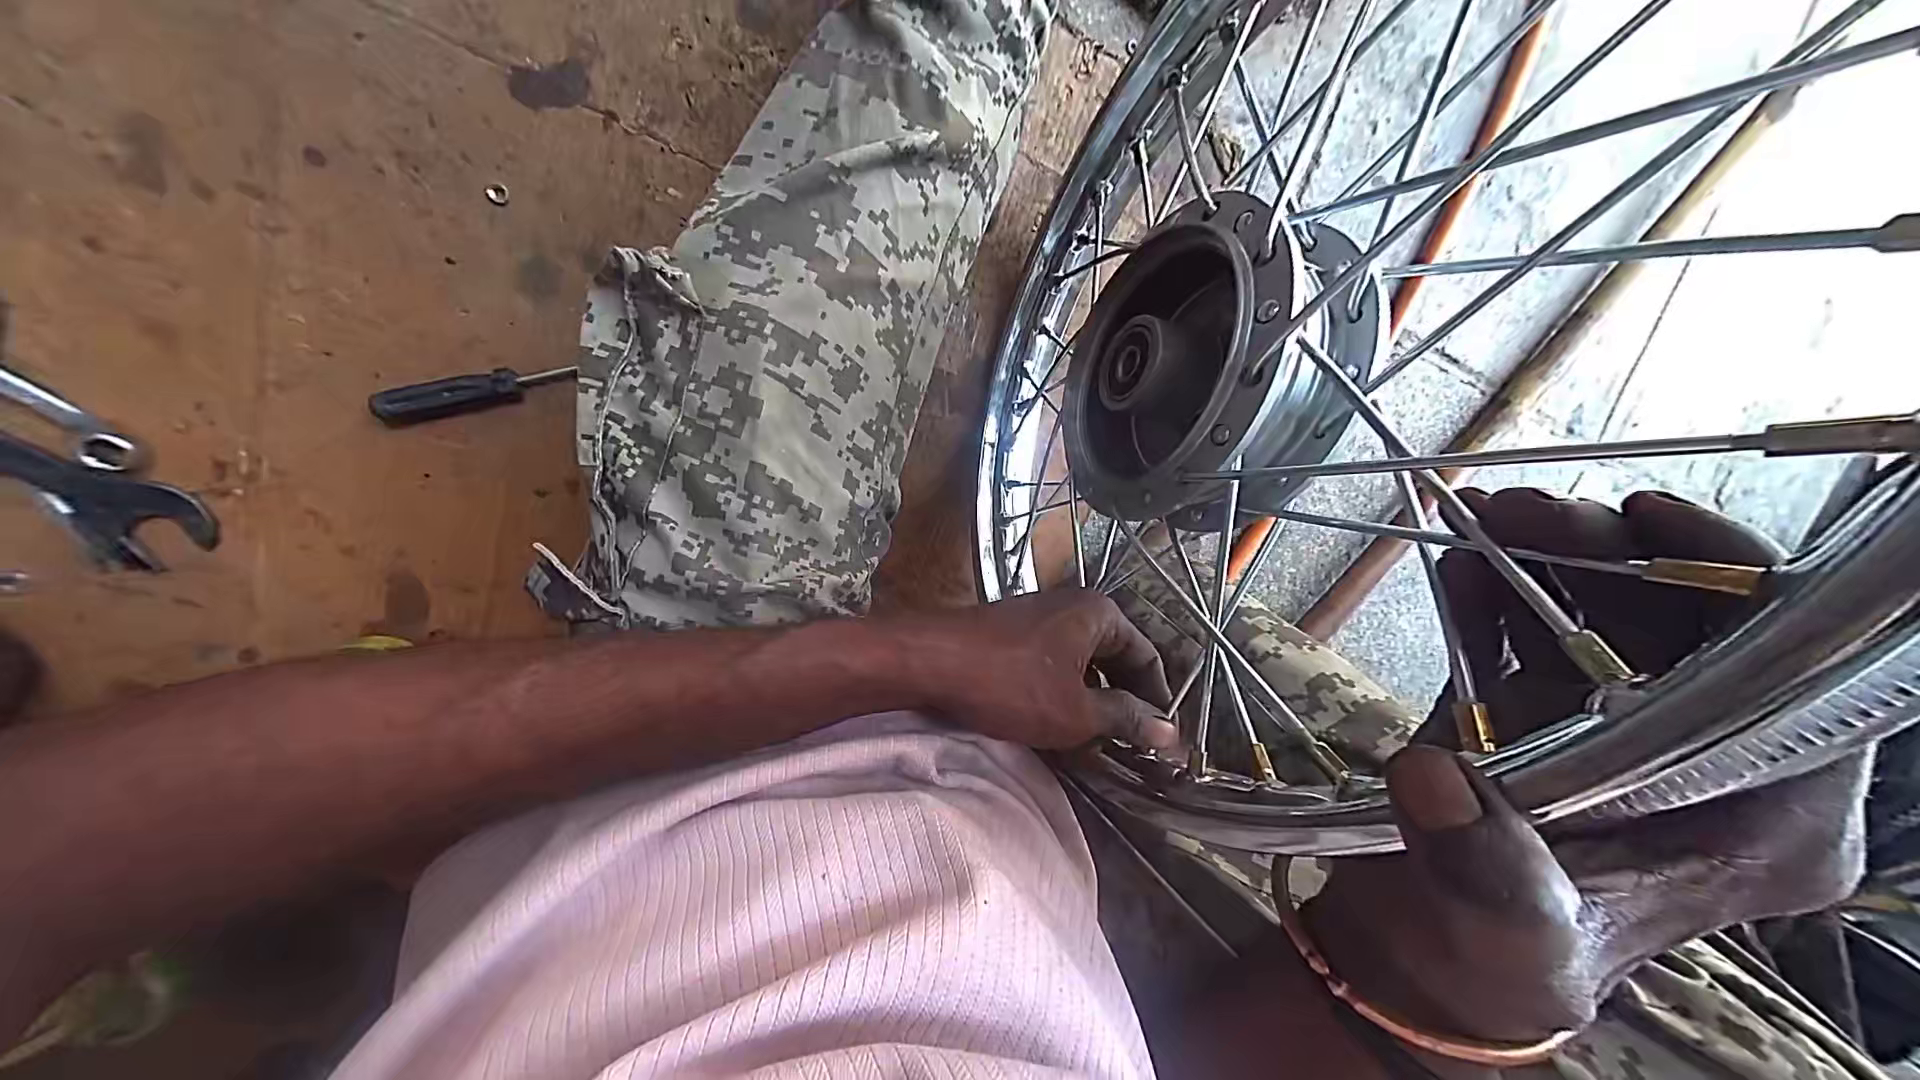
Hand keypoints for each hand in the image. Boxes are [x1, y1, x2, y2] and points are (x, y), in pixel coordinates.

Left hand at [895, 588, 1178, 752]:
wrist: (927, 662)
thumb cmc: (1007, 683)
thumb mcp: (1076, 711)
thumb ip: (1125, 719)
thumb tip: (1167, 732)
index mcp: (1097, 613)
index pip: (1146, 656)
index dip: (1157, 699)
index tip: (1160, 737)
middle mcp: (1071, 606)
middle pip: (1114, 657)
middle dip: (1123, 700)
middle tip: (1129, 743)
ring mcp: (1038, 617)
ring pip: (1081, 663)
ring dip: (1091, 700)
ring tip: (1094, 740)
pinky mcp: (1012, 634)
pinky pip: (1052, 663)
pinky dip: (1062, 692)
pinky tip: (1056, 722)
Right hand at [1304, 489, 1864, 1047]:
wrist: (1416, 948)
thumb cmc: (1482, 958)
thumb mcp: (1500, 930)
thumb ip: (1484, 863)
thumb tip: (1431, 774)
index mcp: (1746, 814)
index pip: (1793, 679)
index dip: (1744, 587)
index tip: (1653, 521)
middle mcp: (1688, 759)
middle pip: (1682, 629)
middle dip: (1609, 557)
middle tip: (1522, 511)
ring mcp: (1599, 730)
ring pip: (1598, 620)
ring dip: (1540, 560)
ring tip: (1481, 517)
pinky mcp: (1527, 716)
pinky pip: (1520, 636)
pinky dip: (1488, 594)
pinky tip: (1457, 564)